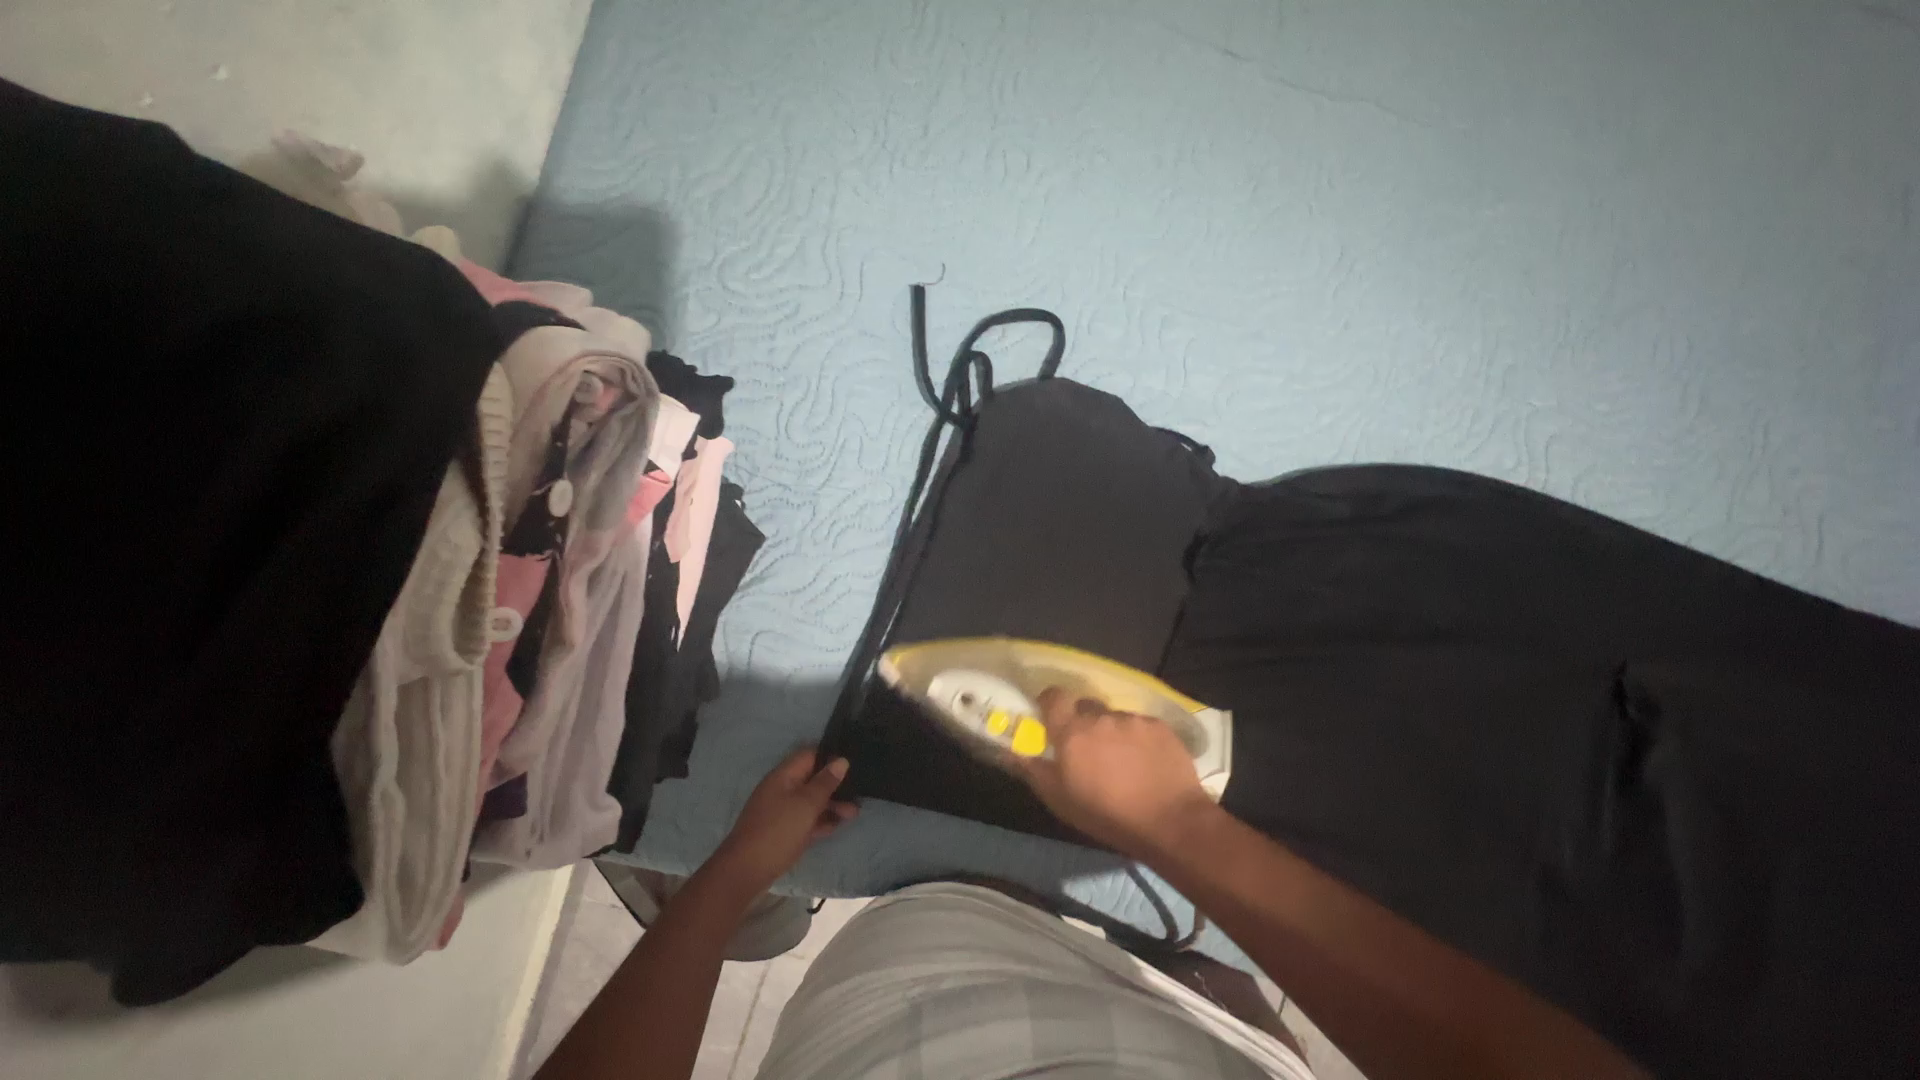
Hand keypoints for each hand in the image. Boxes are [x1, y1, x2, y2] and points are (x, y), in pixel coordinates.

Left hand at [705, 748, 858, 899]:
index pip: (810, 755)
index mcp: (783, 776)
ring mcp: (781, 811)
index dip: (831, 757)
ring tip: (853, 814)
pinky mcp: (783, 831)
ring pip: (810, 802)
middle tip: (858, 795)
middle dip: (835, 786)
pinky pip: (805, 820)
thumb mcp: (806, 804)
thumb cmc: (778, 831)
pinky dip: (820, 821)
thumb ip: (825, 782)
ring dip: (831, 805)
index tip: (853, 765)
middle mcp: (782, 789)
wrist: (746, 870)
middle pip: (812, 779)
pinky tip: (837, 826)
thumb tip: (841, 760)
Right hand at [1012, 688, 1217, 858]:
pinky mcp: (1161, 727)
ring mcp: (1134, 720)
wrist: (1170, 821)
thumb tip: (1009, 752)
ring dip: (1112, 733)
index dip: (1050, 703)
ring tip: (1123, 762)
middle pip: (1085, 707)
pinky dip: (1139, 739)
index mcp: (1072, 731)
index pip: (1053, 696)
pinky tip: (1146, 763)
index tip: (1050, 718)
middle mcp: (1101, 716)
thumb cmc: (1107, 814)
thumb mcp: (1060, 800)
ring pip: (1115, 718)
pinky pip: (1141, 726)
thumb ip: (1033, 771)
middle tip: (1088, 750)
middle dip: (1083, 722)